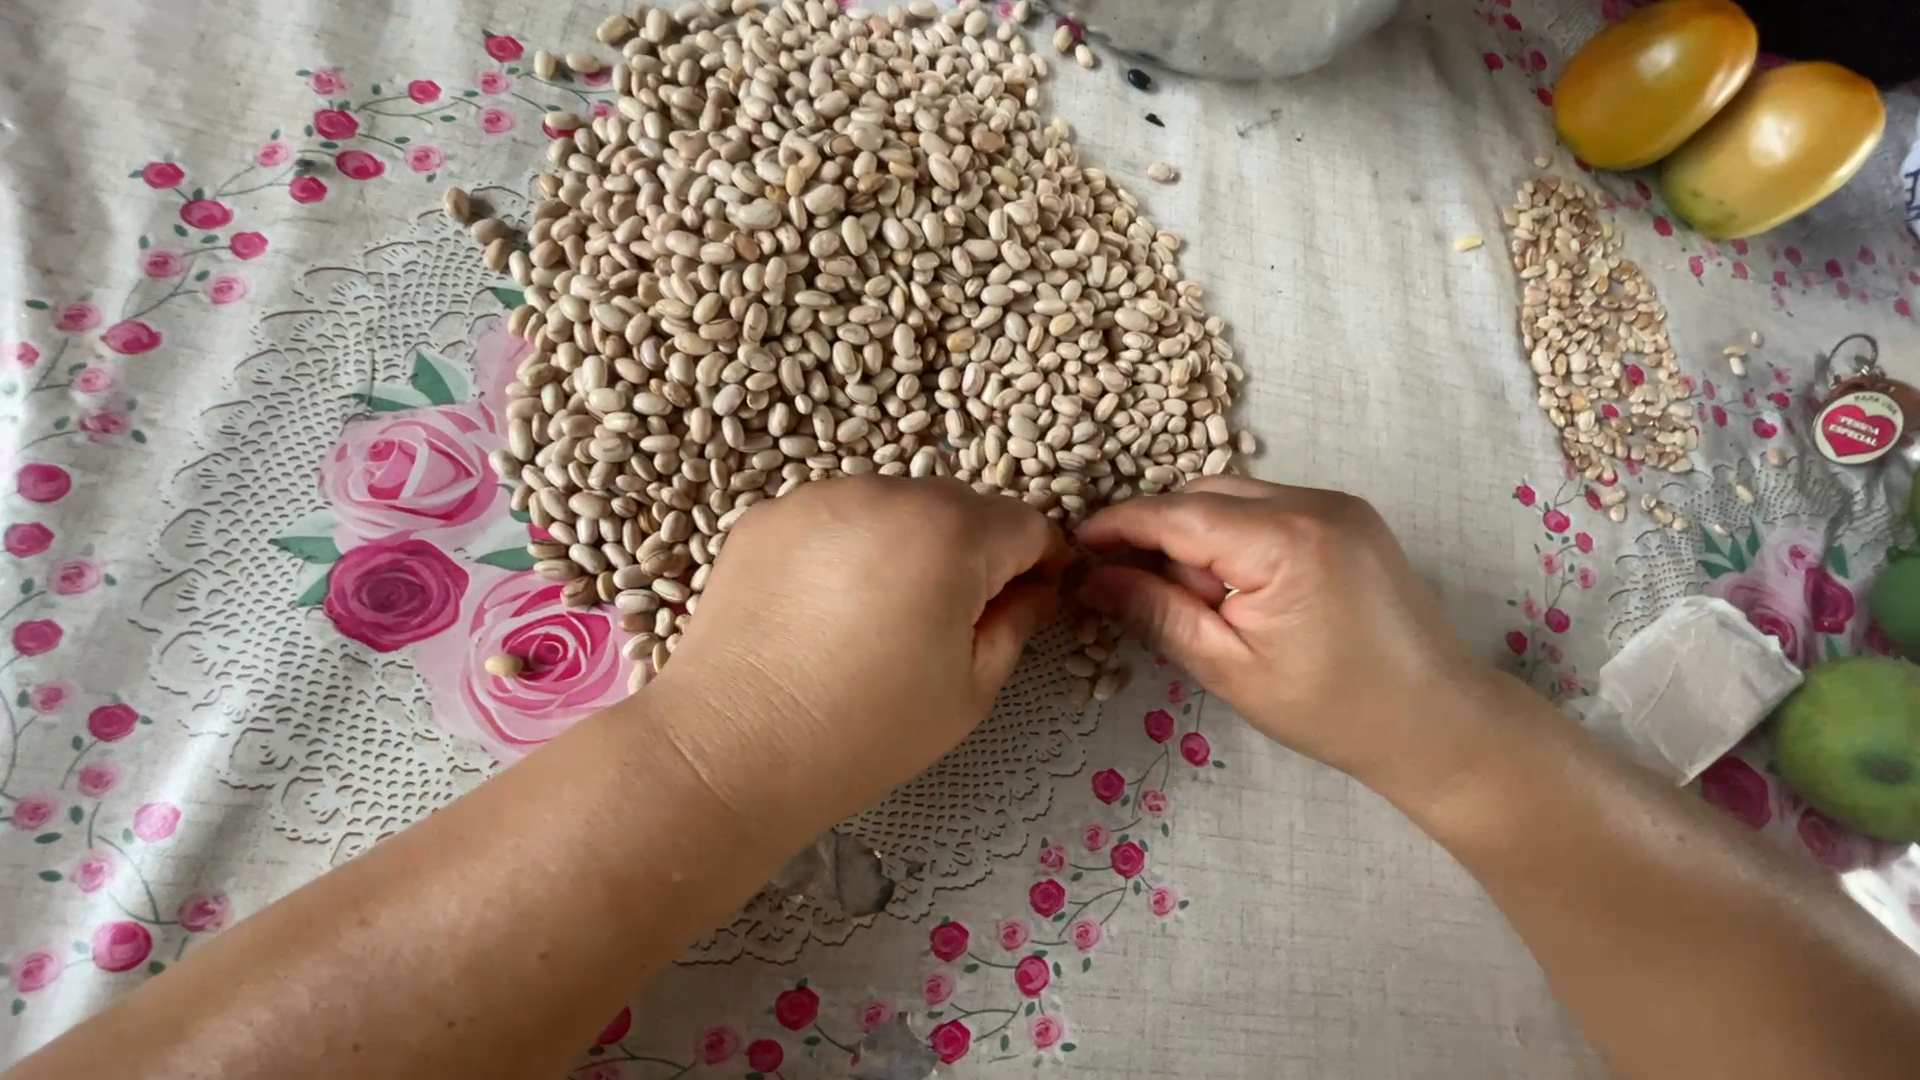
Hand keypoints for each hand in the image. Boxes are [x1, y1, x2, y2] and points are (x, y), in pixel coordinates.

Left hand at [651, 475, 1066, 841]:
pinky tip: (829, 603)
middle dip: (976, 552)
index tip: (1031, 598)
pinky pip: (841, 516)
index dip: (1041, 562)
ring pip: (899, 506)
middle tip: (951, 617)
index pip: (1026, 524)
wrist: (729, 750)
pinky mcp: (771, 513)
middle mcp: (887, 494)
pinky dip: (854, 545)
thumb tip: (1034, 588)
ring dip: (913, 544)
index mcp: (949, 535)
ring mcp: (820, 496)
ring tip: (882, 612)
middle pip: (963, 508)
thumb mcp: (969, 689)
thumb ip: (1017, 623)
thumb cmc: (865, 732)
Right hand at [1074, 477, 1492, 794]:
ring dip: (1194, 534)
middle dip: (1157, 533)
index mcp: (1284, 542)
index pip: (1177, 513)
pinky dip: (1231, 535)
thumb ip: (1155, 611)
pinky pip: (1264, 507)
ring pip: (1231, 496)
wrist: (1438, 721)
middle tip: (1133, 586)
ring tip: (1195, 597)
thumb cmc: (1330, 709)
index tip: (1076, 544)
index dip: (1119, 524)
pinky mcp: (1347, 515)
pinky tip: (1233, 585)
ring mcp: (1336, 503)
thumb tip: (1091, 578)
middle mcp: (1312, 503)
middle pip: (1202, 495)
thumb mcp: (1227, 667)